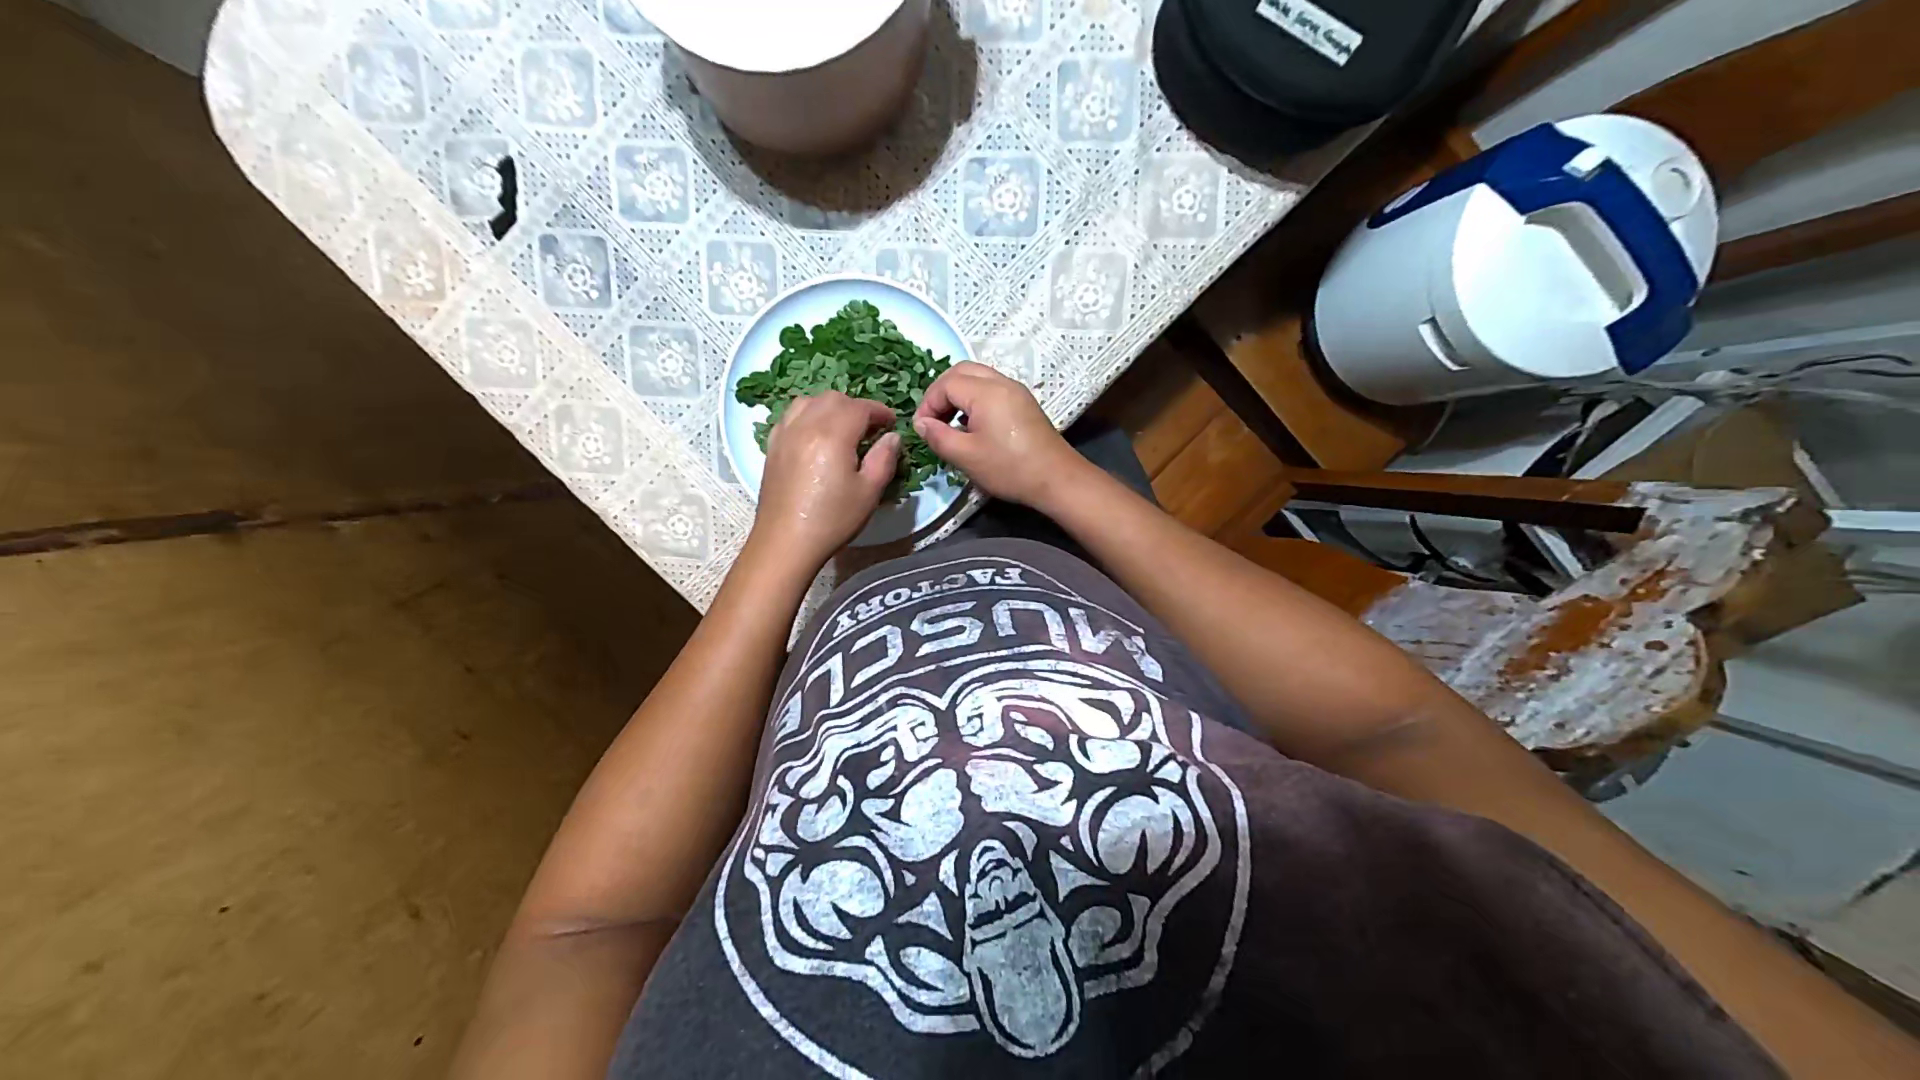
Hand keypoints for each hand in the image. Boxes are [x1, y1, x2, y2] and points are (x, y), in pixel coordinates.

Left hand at [751, 391, 900, 566]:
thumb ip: (884, 458)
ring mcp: (785, 434)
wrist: (785, 542)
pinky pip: (791, 416)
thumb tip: (892, 437)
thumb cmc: (832, 520)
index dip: (880, 411)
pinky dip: (808, 415)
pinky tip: (816, 435)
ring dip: (830, 407)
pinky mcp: (773, 447)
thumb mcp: (869, 492)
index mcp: (832, 434)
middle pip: (833, 399)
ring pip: (809, 402)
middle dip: (856, 407)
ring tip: (843, 428)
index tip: (891, 424)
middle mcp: (805, 425)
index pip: (860, 408)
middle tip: (871, 429)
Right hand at [912, 361, 1085, 508]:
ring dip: (958, 394)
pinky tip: (971, 425)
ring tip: (949, 423)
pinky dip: (974, 398)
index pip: (946, 384)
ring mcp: (1016, 391)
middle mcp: (1002, 383)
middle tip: (933, 419)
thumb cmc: (1009, 468)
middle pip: (962, 371)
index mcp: (986, 392)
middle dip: (941, 392)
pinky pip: (992, 388)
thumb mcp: (966, 456)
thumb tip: (921, 424)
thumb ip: (938, 436)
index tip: (922, 428)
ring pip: (978, 378)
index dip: (928, 403)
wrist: (1056, 479)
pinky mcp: (1024, 403)